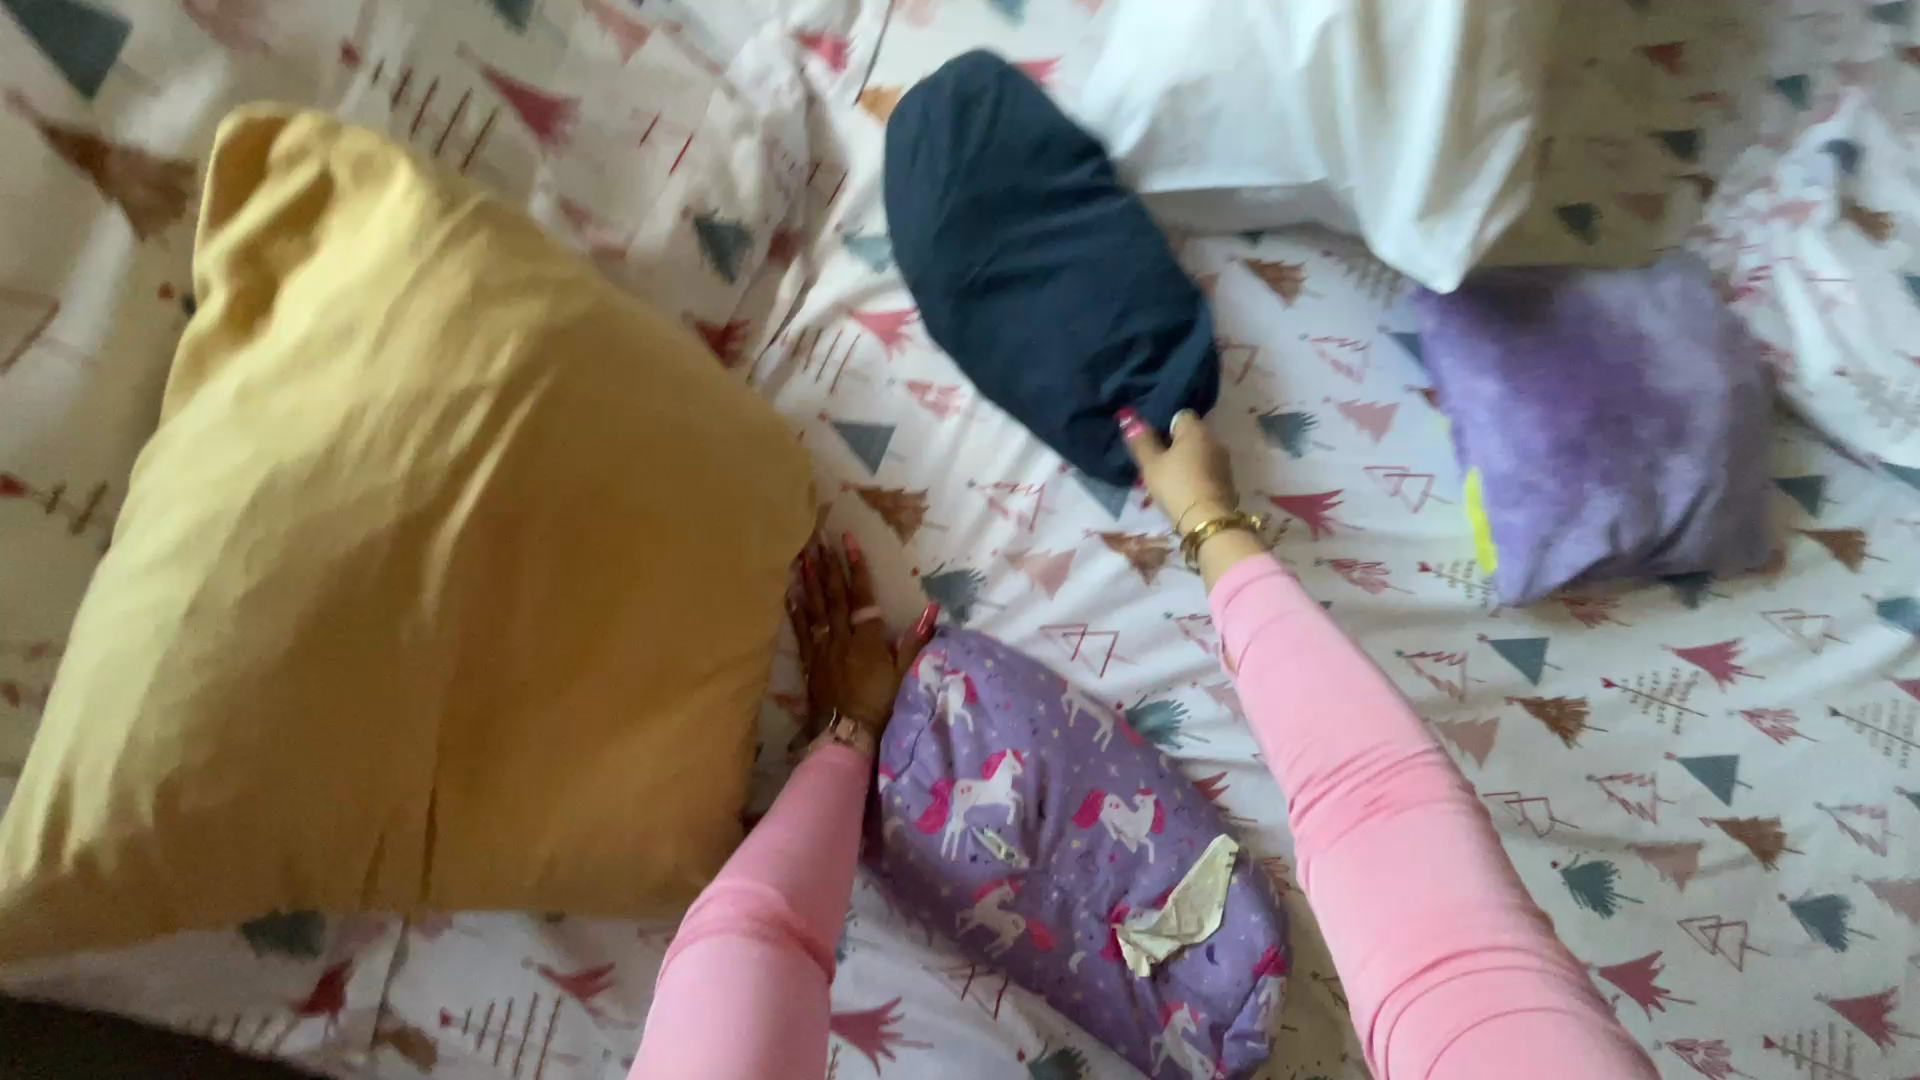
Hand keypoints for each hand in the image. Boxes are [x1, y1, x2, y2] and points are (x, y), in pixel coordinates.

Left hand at [788, 532, 940, 745]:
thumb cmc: (881, 702)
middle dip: (828, 566)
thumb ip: (915, 639)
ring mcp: (823, 649)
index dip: (856, 567)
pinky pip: (801, 632)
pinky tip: (790, 594)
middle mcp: (841, 637)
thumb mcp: (904, 672)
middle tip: (818, 539)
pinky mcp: (810, 662)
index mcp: (866, 638)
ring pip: (815, 609)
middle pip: (834, 596)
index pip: (861, 595)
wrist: (847, 732)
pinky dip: (795, 612)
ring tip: (803, 558)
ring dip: (809, 582)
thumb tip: (932, 608)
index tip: (848, 541)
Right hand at [1118, 408, 1239, 533]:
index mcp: (1195, 430)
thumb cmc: (1175, 485)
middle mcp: (1214, 439)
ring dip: (1187, 460)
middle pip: (1191, 434)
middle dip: (1176, 444)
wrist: (1207, 520)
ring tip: (1170, 477)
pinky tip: (1185, 488)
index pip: (1180, 415)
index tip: (1153, 444)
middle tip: (1158, 462)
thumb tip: (1128, 417)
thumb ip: (1141, 440)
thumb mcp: (1150, 464)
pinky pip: (1207, 468)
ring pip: (1200, 452)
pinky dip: (1197, 473)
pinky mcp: (1227, 479)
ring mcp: (1224, 460)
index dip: (1164, 426)